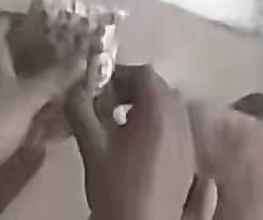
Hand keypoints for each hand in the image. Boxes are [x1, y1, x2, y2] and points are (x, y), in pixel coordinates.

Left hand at [0, 17, 89, 219]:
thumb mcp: (29, 97)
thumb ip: (55, 77)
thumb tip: (84, 55)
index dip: (11, 20)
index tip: (30, 19)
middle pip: (2, 55)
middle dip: (25, 52)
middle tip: (51, 51)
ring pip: (3, 82)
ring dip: (23, 80)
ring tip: (49, 82)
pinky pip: (2, 107)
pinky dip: (18, 106)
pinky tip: (35, 117)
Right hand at [69, 65, 208, 219]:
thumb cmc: (116, 190)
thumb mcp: (92, 146)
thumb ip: (81, 111)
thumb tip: (73, 90)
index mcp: (158, 110)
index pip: (144, 73)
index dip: (121, 75)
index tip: (101, 87)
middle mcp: (179, 121)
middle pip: (159, 88)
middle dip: (133, 90)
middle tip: (109, 103)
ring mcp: (188, 143)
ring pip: (170, 108)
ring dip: (147, 108)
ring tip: (122, 124)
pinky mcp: (189, 165)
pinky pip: (178, 130)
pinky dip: (160, 127)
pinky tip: (141, 147)